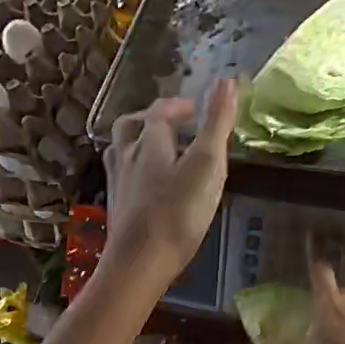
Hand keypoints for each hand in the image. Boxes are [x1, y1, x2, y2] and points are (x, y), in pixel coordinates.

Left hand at [102, 80, 238, 288]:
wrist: (139, 263)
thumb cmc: (177, 214)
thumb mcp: (206, 166)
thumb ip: (216, 124)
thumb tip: (227, 80)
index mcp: (149, 142)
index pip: (160, 112)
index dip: (178, 106)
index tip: (196, 109)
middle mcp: (126, 157)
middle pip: (131, 127)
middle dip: (151, 120)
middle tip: (173, 124)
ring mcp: (118, 184)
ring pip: (121, 152)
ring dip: (138, 143)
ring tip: (157, 150)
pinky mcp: (117, 209)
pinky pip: (122, 178)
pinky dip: (135, 171)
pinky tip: (147, 186)